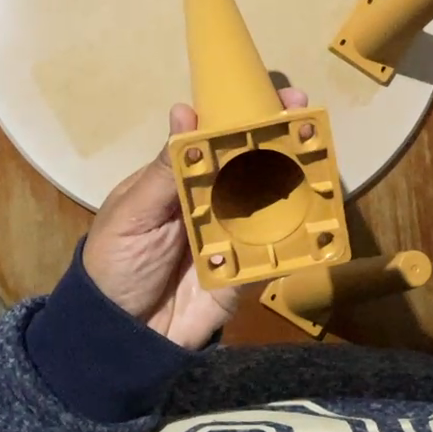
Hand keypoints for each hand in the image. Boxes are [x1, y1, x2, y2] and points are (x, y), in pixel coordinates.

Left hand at [83, 88, 307, 348]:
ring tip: (318, 150)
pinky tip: (317, 207)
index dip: (243, 117)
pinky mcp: (248, 269)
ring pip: (269, 199)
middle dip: (279, 137)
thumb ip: (164, 169)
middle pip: (250, 164)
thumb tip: (184, 110)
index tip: (270, 95)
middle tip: (304, 113)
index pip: (216, 140)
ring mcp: (233, 233)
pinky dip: (297, 230)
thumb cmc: (114, 263)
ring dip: (296, 175)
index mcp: (181, 180)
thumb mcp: (132, 212)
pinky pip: (276, 247)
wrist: (121, 336)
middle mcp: (211, 201)